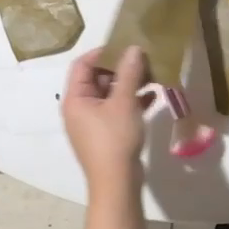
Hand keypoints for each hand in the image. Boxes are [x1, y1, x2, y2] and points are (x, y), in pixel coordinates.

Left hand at [62, 47, 152, 196]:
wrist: (117, 183)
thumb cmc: (115, 139)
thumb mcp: (124, 102)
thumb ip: (129, 73)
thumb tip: (133, 48)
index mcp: (75, 99)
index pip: (82, 64)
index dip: (102, 52)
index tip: (126, 45)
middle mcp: (79, 108)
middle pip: (97, 78)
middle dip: (121, 67)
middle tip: (143, 58)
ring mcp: (92, 122)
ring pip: (110, 94)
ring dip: (129, 83)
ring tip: (152, 74)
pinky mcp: (106, 133)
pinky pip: (117, 109)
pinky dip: (132, 100)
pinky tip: (153, 96)